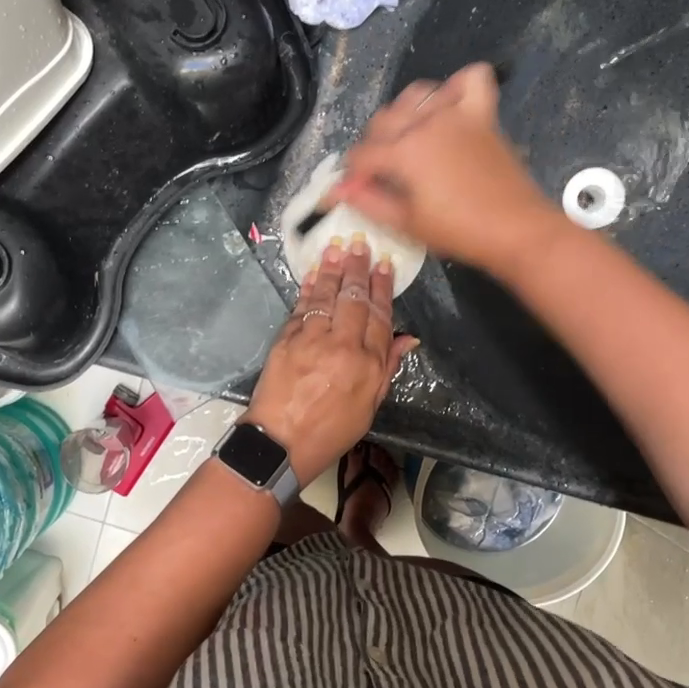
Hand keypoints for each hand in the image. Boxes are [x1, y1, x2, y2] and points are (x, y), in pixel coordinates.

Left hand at [245, 237, 418, 482]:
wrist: (281, 443)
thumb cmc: (330, 431)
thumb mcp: (369, 406)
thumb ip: (387, 368)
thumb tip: (407, 338)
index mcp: (367, 364)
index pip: (379, 316)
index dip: (382, 288)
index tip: (385, 265)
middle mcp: (342, 346)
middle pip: (354, 299)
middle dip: (358, 269)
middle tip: (360, 244)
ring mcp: (311, 341)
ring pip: (326, 298)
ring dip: (333, 271)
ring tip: (337, 249)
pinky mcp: (285, 342)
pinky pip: (300, 309)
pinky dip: (308, 290)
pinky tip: (314, 275)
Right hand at [330, 62, 558, 274]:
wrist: (515, 229)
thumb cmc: (457, 231)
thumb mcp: (406, 223)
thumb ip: (368, 201)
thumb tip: (337, 191)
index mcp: (404, 152)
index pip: (361, 154)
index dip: (353, 175)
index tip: (357, 191)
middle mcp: (426, 123)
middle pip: (382, 121)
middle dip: (372, 146)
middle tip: (381, 174)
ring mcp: (457, 114)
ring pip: (416, 95)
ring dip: (405, 113)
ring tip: (407, 139)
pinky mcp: (483, 114)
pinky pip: (470, 80)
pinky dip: (455, 87)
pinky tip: (447, 108)